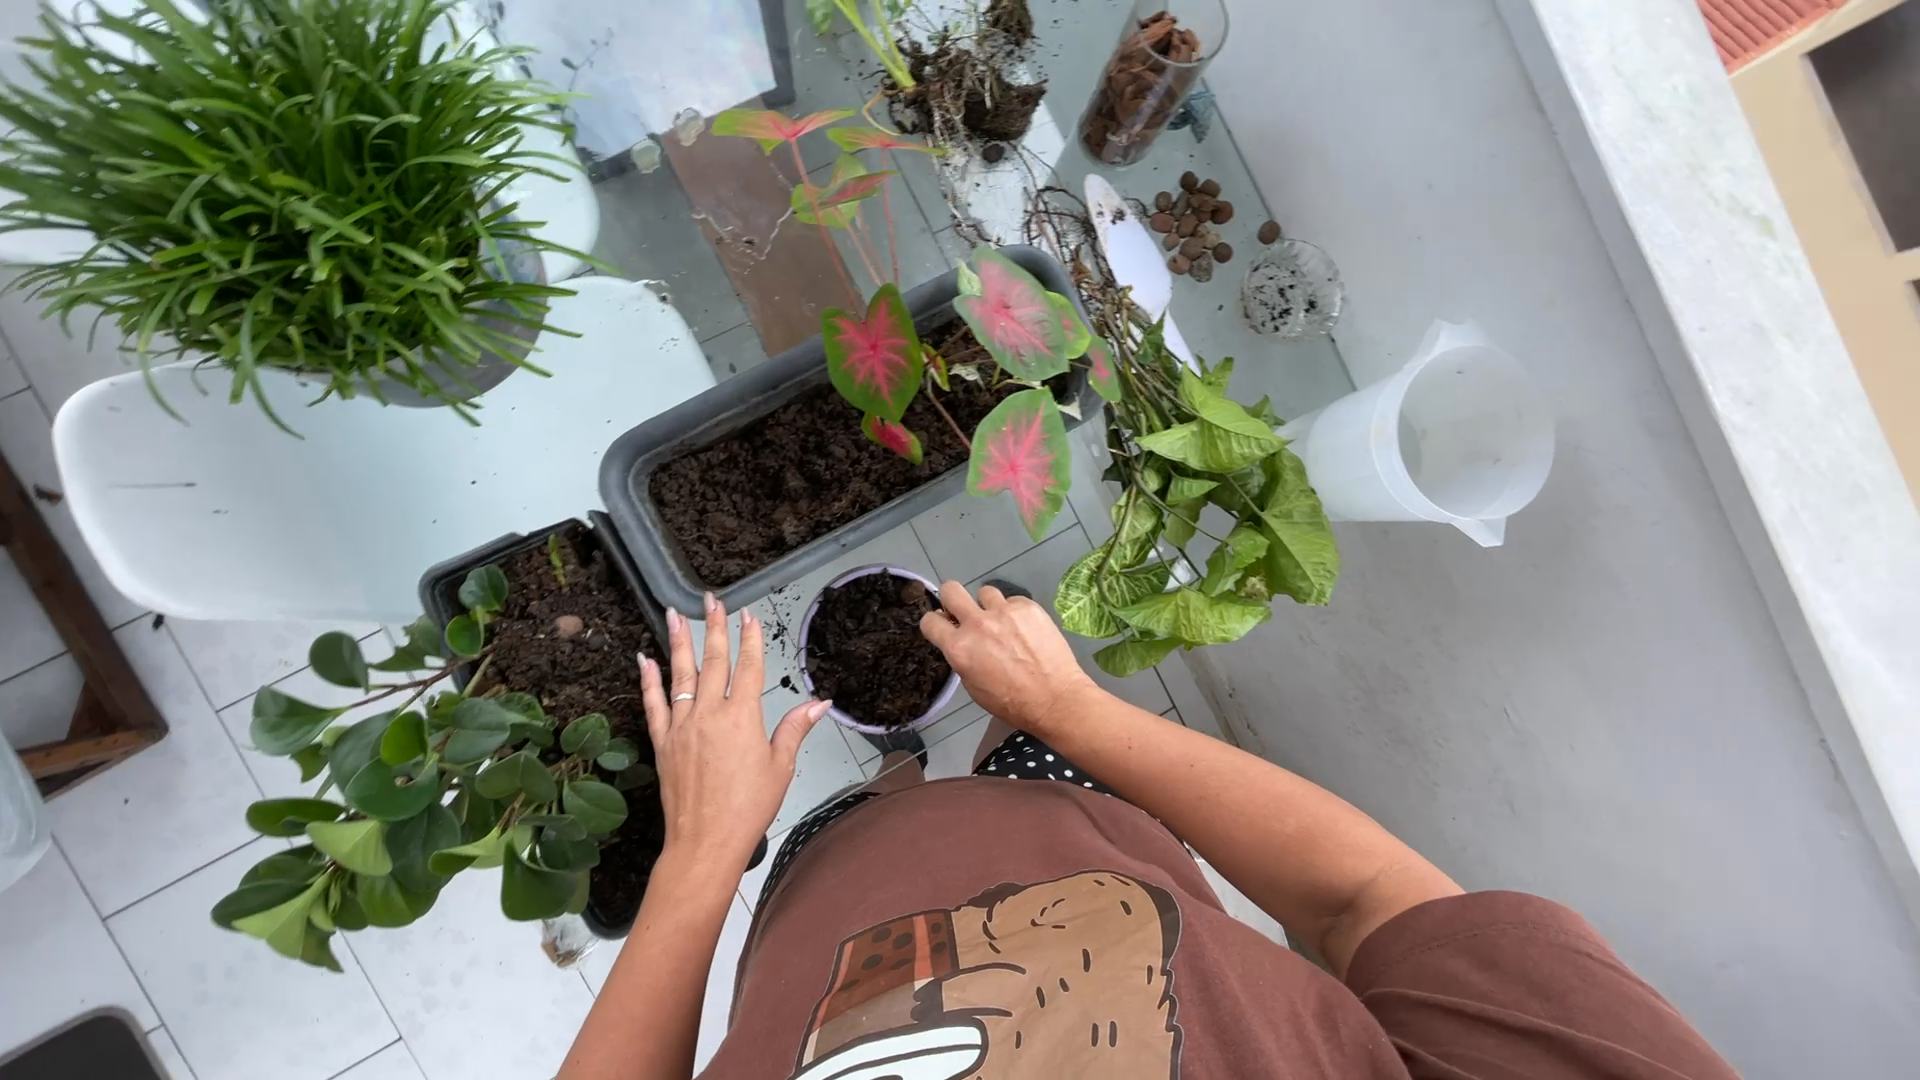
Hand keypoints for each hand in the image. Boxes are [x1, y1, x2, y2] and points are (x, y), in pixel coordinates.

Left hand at [641, 593, 829, 868]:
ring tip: (674, 614)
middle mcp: (709, 714)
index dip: (749, 638)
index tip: (748, 615)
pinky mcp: (663, 742)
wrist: (706, 842)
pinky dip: (648, 680)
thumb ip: (795, 729)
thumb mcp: (781, 767)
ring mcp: (682, 726)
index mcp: (742, 717)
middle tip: (711, 601)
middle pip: (714, 660)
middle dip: (715, 627)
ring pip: (681, 674)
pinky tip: (644, 660)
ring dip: (678, 642)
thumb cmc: (748, 808)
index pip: (748, 666)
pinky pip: (653, 704)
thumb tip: (819, 704)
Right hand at [919, 581, 1101, 736]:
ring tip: (1004, 623)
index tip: (944, 626)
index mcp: (959, 648)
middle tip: (965, 611)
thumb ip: (962, 657)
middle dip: (953, 598)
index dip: (935, 623)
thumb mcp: (973, 686)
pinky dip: (1015, 612)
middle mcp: (977, 624)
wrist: (1055, 698)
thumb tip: (962, 641)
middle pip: (950, 589)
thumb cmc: (1011, 702)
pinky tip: (1026, 629)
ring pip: (985, 592)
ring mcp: (1004, 611)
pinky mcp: (1028, 606)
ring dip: (989, 606)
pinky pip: (1013, 601)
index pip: (930, 620)